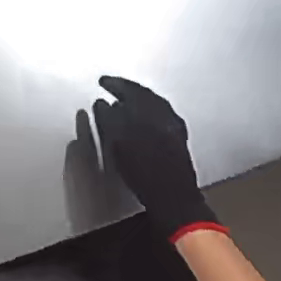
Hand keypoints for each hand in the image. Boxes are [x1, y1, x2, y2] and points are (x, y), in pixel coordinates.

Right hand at [91, 76, 220, 241]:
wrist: (174, 199)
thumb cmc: (143, 172)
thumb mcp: (119, 144)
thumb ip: (109, 120)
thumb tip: (102, 104)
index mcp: (152, 112)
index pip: (132, 90)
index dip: (115, 84)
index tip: (102, 81)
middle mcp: (167, 116)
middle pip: (146, 96)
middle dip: (127, 90)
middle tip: (111, 86)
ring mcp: (175, 128)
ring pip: (154, 106)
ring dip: (137, 102)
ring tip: (121, 104)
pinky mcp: (178, 141)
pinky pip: (160, 118)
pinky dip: (146, 115)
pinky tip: (138, 122)